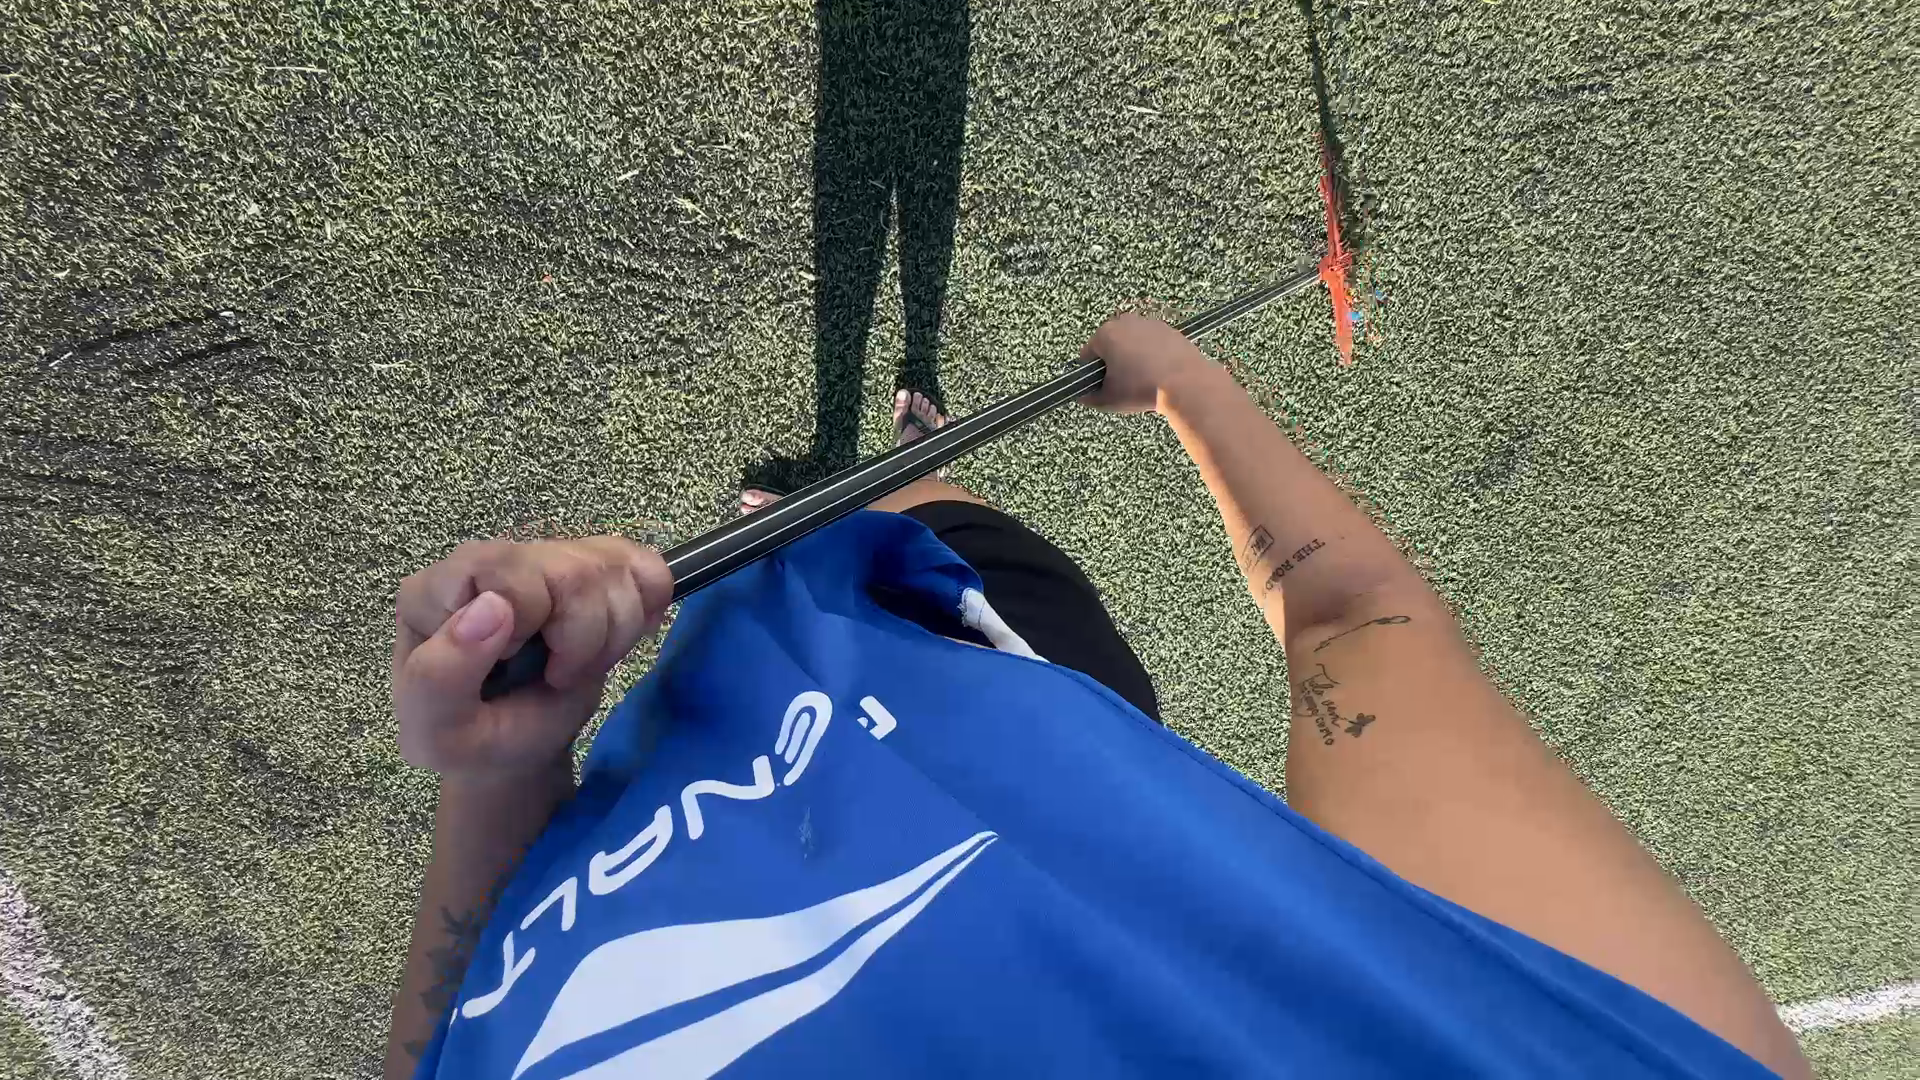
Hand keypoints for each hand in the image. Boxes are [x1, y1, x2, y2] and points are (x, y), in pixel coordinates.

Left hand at [392, 536, 671, 781]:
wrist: (522, 742)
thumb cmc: (476, 739)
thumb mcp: (438, 731)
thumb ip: (441, 673)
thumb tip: (492, 604)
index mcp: (439, 590)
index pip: (504, 564)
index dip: (529, 614)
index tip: (515, 658)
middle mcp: (496, 560)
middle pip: (575, 569)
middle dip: (583, 636)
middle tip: (559, 673)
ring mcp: (554, 557)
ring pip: (617, 571)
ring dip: (614, 633)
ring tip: (581, 663)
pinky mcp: (603, 565)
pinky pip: (649, 569)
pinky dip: (647, 610)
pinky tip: (616, 638)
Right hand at [1078, 311, 1214, 413]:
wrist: (1184, 383)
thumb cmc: (1142, 388)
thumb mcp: (1107, 400)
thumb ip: (1090, 398)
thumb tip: (1084, 397)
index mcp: (1105, 334)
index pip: (1088, 353)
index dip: (1090, 372)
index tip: (1098, 385)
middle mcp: (1125, 322)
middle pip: (1110, 345)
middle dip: (1112, 362)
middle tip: (1120, 384)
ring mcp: (1149, 323)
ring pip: (1131, 342)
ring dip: (1131, 357)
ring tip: (1140, 380)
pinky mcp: (1168, 329)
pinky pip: (1151, 343)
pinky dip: (1150, 355)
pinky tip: (1155, 373)